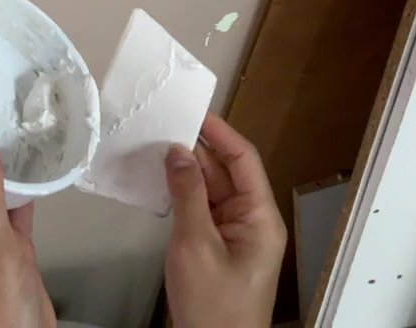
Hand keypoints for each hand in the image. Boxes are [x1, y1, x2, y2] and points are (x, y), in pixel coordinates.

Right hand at [163, 113, 286, 327]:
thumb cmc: (213, 304)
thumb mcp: (196, 244)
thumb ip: (188, 193)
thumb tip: (178, 151)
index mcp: (260, 217)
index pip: (243, 160)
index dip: (220, 132)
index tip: (192, 110)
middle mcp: (252, 220)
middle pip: (226, 171)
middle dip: (197, 148)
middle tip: (163, 125)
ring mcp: (235, 234)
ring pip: (211, 188)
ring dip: (186, 169)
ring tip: (155, 145)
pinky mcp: (217, 246)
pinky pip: (202, 207)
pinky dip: (182, 191)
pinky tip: (160, 179)